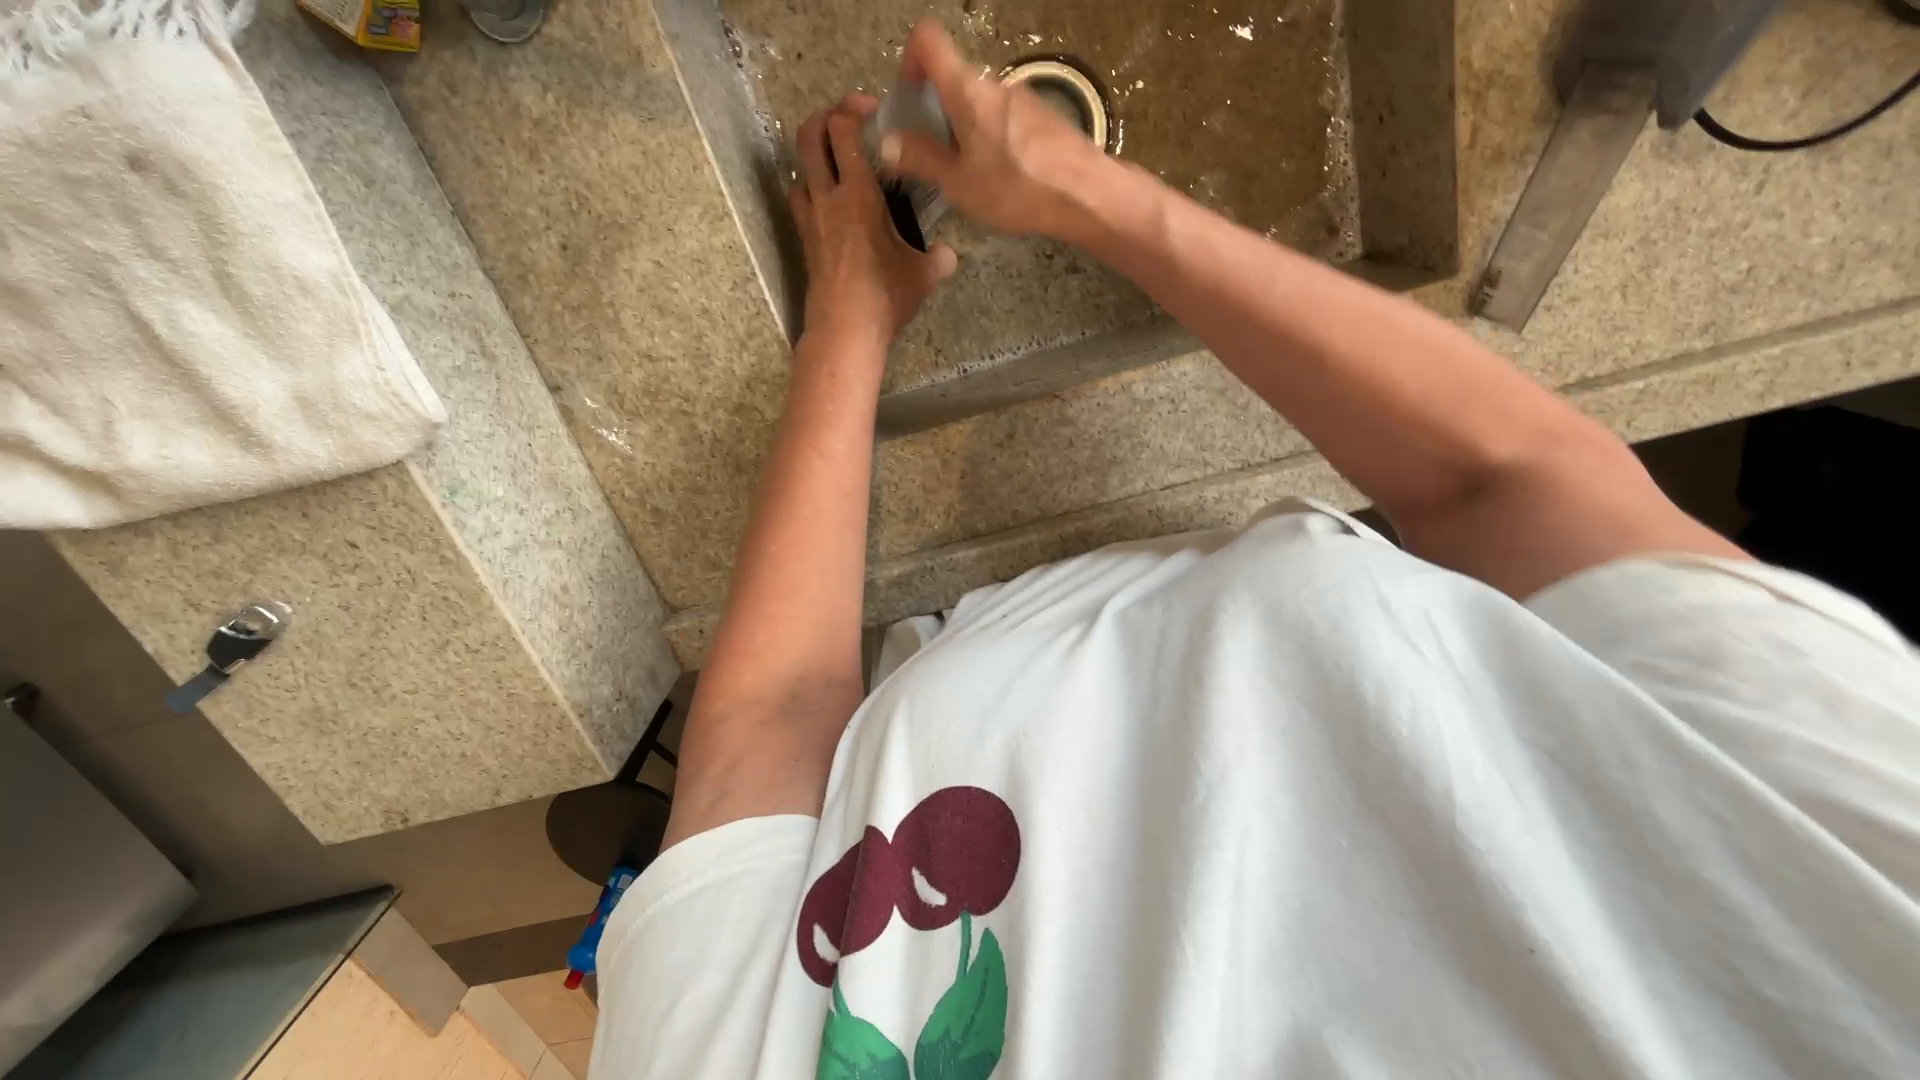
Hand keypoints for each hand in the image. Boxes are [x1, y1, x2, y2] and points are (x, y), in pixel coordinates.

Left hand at [792, 96, 957, 349]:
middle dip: (824, 118)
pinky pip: (799, 199)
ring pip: (798, 167)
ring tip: (837, 160)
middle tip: (847, 122)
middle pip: (808, 137)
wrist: (845, 331)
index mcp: (859, 194)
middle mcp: (828, 198)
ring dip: (813, 154)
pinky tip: (829, 199)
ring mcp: (811, 220)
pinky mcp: (805, 241)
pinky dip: (810, 187)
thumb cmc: (885, 297)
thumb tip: (948, 255)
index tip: (873, 112)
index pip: (843, 131)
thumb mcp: (923, 276)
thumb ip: (939, 259)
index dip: (853, 110)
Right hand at [879, 19, 1113, 238]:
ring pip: (977, 102)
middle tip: (931, 155)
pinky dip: (989, 138)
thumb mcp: (959, 182)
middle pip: (952, 79)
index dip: (909, 63)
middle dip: (933, 110)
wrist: (1086, 195)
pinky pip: (1002, 119)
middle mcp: (993, 84)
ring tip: (967, 174)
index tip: (907, 103)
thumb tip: (887, 142)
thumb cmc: (1018, 188)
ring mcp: (1021, 99)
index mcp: (967, 90)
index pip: (927, 40)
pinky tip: (999, 177)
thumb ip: (921, 158)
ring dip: (962, 129)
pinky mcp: (1041, 118)